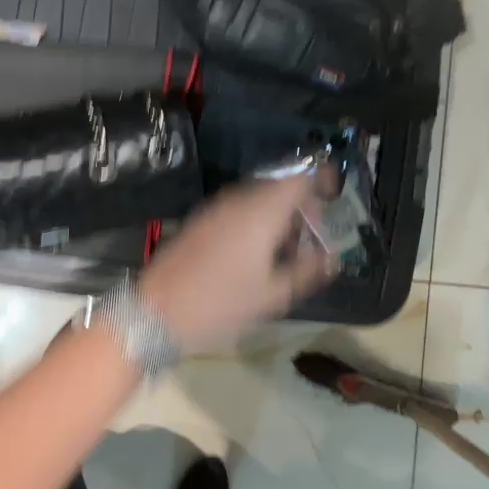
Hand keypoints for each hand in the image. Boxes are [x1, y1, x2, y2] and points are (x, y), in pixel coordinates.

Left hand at [138, 174, 338, 352]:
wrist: (155, 312)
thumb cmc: (219, 305)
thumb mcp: (272, 296)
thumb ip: (307, 271)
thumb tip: (332, 258)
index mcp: (261, 211)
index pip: (300, 176)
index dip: (321, 182)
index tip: (333, 202)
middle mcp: (238, 200)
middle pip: (279, 187)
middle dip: (301, 209)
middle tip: (310, 244)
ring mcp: (214, 209)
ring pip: (257, 200)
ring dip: (277, 218)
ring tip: (285, 255)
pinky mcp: (198, 222)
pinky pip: (237, 211)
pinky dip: (255, 223)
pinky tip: (255, 257)